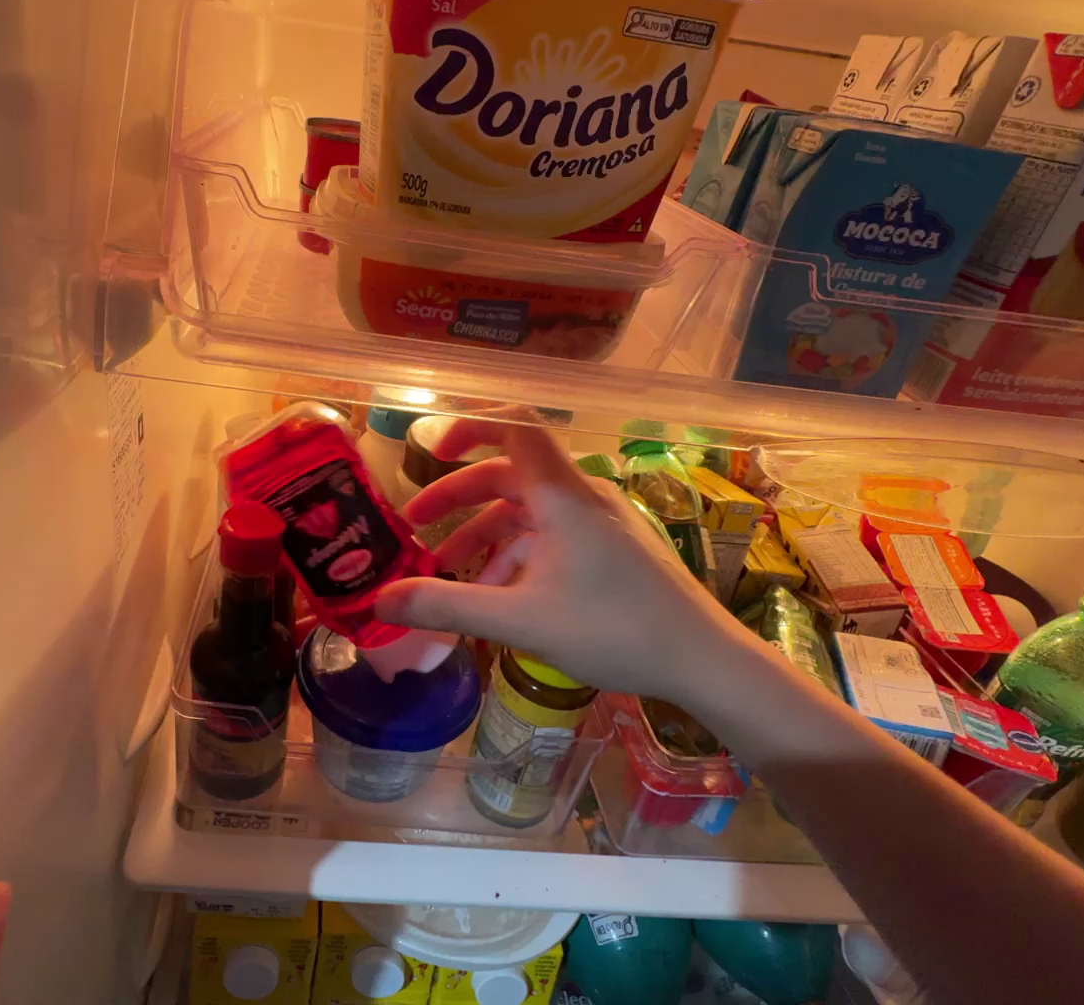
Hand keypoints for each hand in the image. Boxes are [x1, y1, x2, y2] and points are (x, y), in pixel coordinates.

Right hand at [373, 418, 732, 697]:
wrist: (703, 660)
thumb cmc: (614, 629)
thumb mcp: (520, 619)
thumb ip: (447, 606)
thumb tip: (381, 601)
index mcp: (561, 494)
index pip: (514, 425)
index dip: (468, 424)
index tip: (430, 448)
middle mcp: (579, 496)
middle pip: (508, 474)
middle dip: (457, 498)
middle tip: (415, 527)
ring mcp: (598, 521)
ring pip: (527, 511)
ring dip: (483, 536)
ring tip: (447, 574)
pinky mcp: (609, 548)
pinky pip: (549, 537)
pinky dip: (515, 556)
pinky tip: (498, 597)